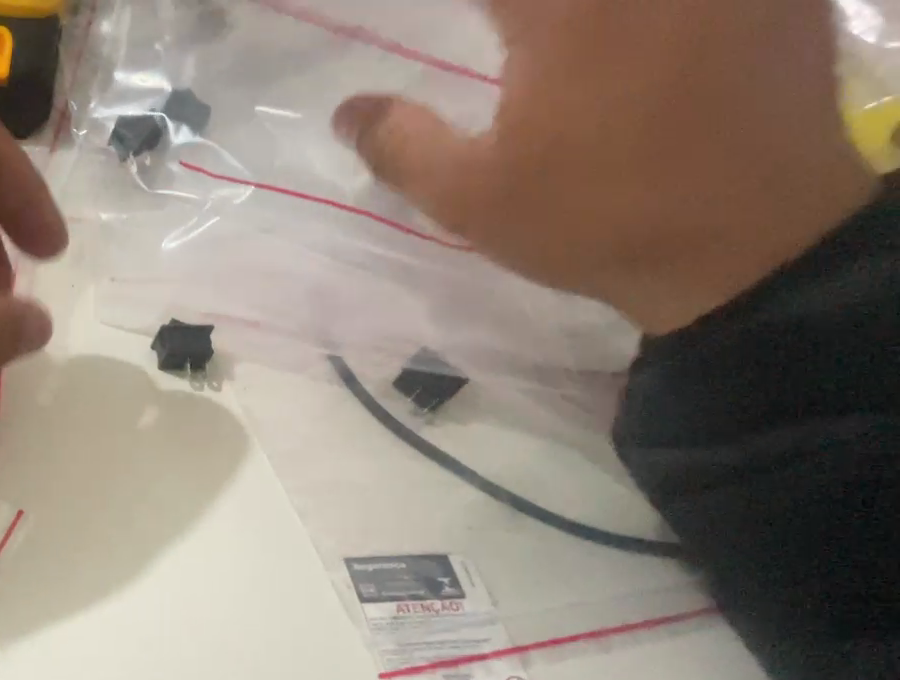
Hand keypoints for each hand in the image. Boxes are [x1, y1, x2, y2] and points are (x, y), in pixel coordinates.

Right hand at [334, 0, 878, 333]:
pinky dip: (635, 19)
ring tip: (538, 43)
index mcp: (564, 11)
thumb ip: (400, 145)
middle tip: (489, 34)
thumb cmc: (589, 219)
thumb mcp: (470, 197)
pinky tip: (626, 39)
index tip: (414, 22)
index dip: (451, 4)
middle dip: (507, 14)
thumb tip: (347, 110)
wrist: (744, 243)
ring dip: (560, 20)